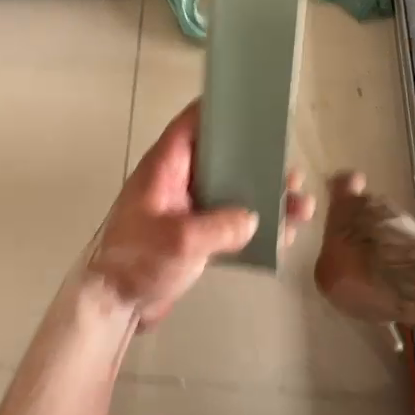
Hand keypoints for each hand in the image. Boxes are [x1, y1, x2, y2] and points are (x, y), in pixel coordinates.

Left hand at [86, 101, 315, 329]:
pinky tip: (284, 238)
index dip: (222, 111)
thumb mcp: (182, 240)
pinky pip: (231, 223)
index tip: (257, 108)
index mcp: (166, 167)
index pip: (193, 124)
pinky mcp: (195, 237)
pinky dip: (256, 227)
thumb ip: (222, 225)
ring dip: (265, 200)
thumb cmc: (137, 260)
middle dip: (260, 165)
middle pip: (223, 159)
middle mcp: (177, 182)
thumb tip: (254, 219)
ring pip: (233, 193)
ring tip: (300, 209)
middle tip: (292, 175)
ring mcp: (186, 210)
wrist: (114, 305)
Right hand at [314, 171, 414, 325]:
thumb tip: (336, 257)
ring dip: (382, 240)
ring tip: (376, 270)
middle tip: (354, 249)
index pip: (342, 182)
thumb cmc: (363, 277)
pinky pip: (406, 243)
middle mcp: (377, 204)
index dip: (340, 190)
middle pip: (366, 205)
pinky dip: (400, 256)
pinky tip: (396, 280)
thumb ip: (329, 257)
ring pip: (387, 224)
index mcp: (347, 206)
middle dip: (360, 222)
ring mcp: (407, 220)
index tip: (337, 203)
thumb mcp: (327, 276)